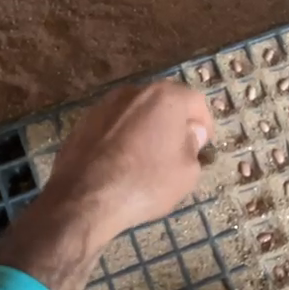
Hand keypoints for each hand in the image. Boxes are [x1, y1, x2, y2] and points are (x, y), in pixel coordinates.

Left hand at [0, 81, 210, 289]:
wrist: (84, 198)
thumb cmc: (145, 183)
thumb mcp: (187, 171)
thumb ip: (193, 145)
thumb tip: (190, 133)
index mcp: (165, 97)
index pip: (195, 102)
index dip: (204, 123)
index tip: (204, 144)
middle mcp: (134, 91)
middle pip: (163, 103)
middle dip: (174, 123)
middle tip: (179, 149)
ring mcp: (105, 104)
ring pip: (136, 113)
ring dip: (147, 129)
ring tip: (149, 158)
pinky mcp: (83, 121)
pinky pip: (114, 126)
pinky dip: (123, 138)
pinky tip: (122, 162)